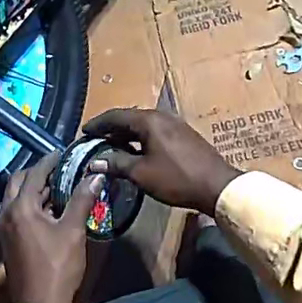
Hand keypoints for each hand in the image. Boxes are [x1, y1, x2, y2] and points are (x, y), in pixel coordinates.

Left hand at [0, 152, 99, 302]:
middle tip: (59, 169)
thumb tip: (95, 175)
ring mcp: (4, 227)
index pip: (34, 173)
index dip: (50, 161)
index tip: (64, 153)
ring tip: (58, 186)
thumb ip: (81, 200)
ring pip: (16, 197)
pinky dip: (30, 204)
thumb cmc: (57, 266)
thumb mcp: (73, 231)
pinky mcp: (7, 239)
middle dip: (37, 173)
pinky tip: (49, 209)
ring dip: (34, 189)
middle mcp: (6, 212)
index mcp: (21, 207)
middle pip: (19, 181)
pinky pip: (16, 211)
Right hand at [84, 108, 240, 214]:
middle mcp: (161, 116)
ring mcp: (174, 125)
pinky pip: (154, 131)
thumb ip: (116, 164)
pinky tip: (136, 151)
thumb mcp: (141, 173)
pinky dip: (140, 138)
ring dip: (125, 134)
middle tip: (95, 140)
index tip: (84, 132)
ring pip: (142, 125)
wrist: (217, 186)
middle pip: (129, 118)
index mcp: (148, 121)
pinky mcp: (183, 135)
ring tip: (111, 146)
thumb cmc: (176, 178)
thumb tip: (94, 162)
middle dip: (110, 129)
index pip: (115, 116)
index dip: (98, 124)